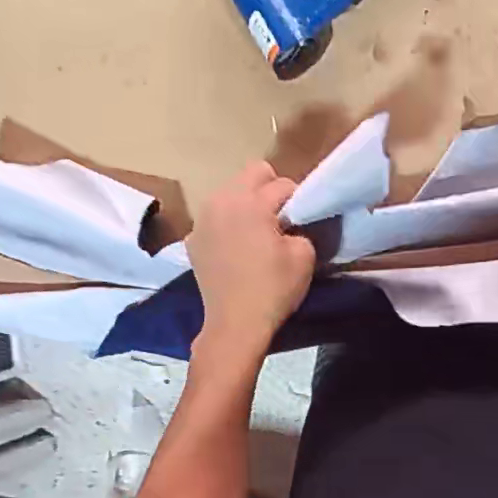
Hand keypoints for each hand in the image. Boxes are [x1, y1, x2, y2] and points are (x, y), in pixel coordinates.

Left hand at [188, 162, 315, 356]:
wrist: (236, 323)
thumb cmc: (274, 288)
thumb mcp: (304, 256)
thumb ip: (301, 228)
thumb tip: (291, 224)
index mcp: (251, 202)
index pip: (282, 184)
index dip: (300, 200)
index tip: (304, 221)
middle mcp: (221, 201)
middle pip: (252, 174)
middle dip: (271, 190)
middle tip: (282, 220)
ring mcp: (202, 220)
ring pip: (230, 193)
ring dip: (248, 205)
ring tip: (258, 233)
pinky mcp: (193, 239)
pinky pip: (216, 218)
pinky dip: (229, 225)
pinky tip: (237, 249)